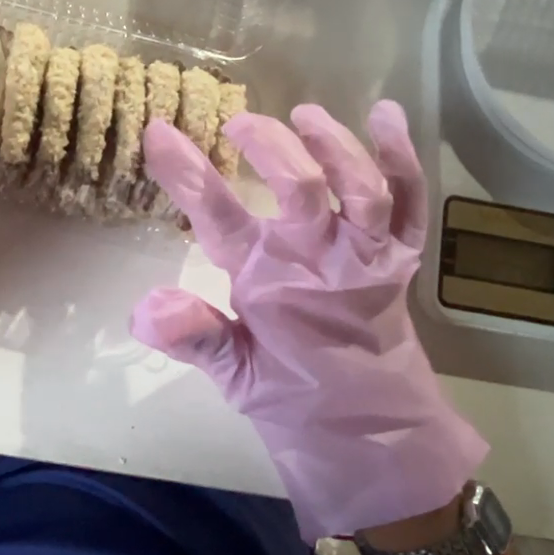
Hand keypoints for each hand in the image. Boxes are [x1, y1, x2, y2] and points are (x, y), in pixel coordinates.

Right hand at [131, 101, 485, 540]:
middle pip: (301, 190)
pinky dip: (404, 159)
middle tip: (239, 124)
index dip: (187, 173)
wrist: (379, 439)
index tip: (160, 131)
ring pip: (361, 190)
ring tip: (305, 114)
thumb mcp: (237, 378)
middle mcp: (321, 264)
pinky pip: (410, 205)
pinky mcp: (399, 259)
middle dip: (269, 148)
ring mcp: (367, 258)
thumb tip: (143, 308)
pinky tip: (387, 116)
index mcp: (270, 287)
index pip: (219, 219)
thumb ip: (194, 337)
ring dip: (336, 146)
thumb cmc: (297, 404)